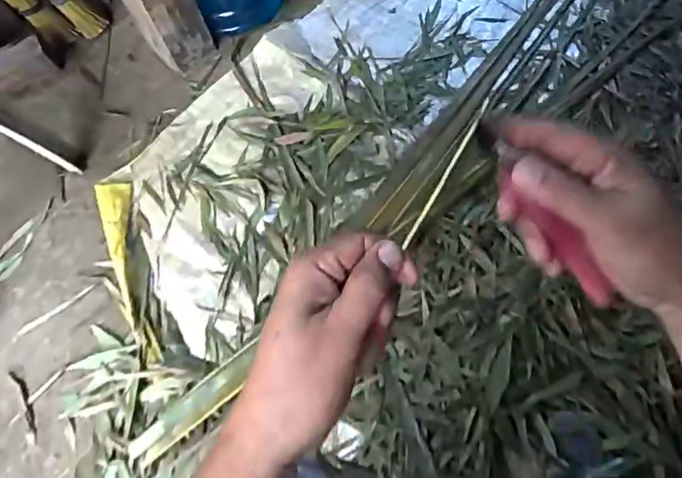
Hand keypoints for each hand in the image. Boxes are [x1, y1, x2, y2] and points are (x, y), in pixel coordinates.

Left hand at [207, 233, 418, 475]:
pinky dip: (362, 340)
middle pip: (368, 270)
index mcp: (313, 267)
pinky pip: (356, 320)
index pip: (364, 242)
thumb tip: (392, 245)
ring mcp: (316, 302)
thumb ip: (369, 285)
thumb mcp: (342, 331)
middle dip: (379, 304)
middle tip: (368, 336)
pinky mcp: (321, 325)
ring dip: (372, 327)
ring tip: (357, 356)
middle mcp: (313, 277)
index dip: (391, 259)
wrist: (270, 439)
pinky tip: (352, 363)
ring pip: (366, 298)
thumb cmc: (304, 383)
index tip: (411, 286)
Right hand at [495, 118, 681, 320]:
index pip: (550, 134)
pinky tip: (554, 267)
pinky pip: (550, 225)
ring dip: (534, 228)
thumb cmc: (653, 250)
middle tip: (509, 216)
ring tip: (545, 258)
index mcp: (600, 158)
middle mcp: (588, 172)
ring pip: (538, 200)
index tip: (482, 132)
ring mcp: (585, 198)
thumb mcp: (605, 220)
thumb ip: (559, 192)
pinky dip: (546, 244)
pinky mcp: (582, 224)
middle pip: (536, 168)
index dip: (516, 130)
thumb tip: (515, 163)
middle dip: (521, 195)